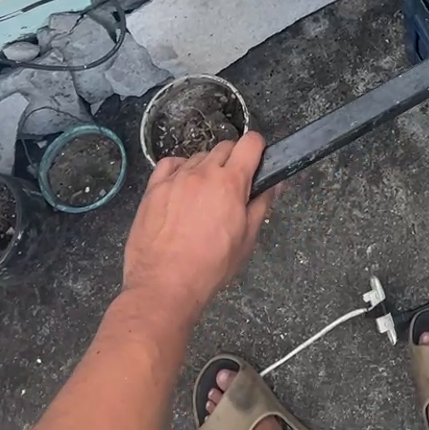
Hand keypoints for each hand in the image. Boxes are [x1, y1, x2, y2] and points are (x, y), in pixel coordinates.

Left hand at [121, 133, 277, 325]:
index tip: (257, 159)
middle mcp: (203, 173)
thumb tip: (274, 183)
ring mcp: (176, 178)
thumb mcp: (247, 238)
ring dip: (206, 168)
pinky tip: (181, 188)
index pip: (251, 142)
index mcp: (231, 182)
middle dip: (233, 160)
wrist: (163, 286)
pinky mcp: (154, 188)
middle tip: (232, 186)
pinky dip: (179, 170)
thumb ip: (262, 204)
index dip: (258, 148)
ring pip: (199, 157)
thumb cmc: (209, 267)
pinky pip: (170, 164)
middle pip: (225, 147)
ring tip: (203, 196)